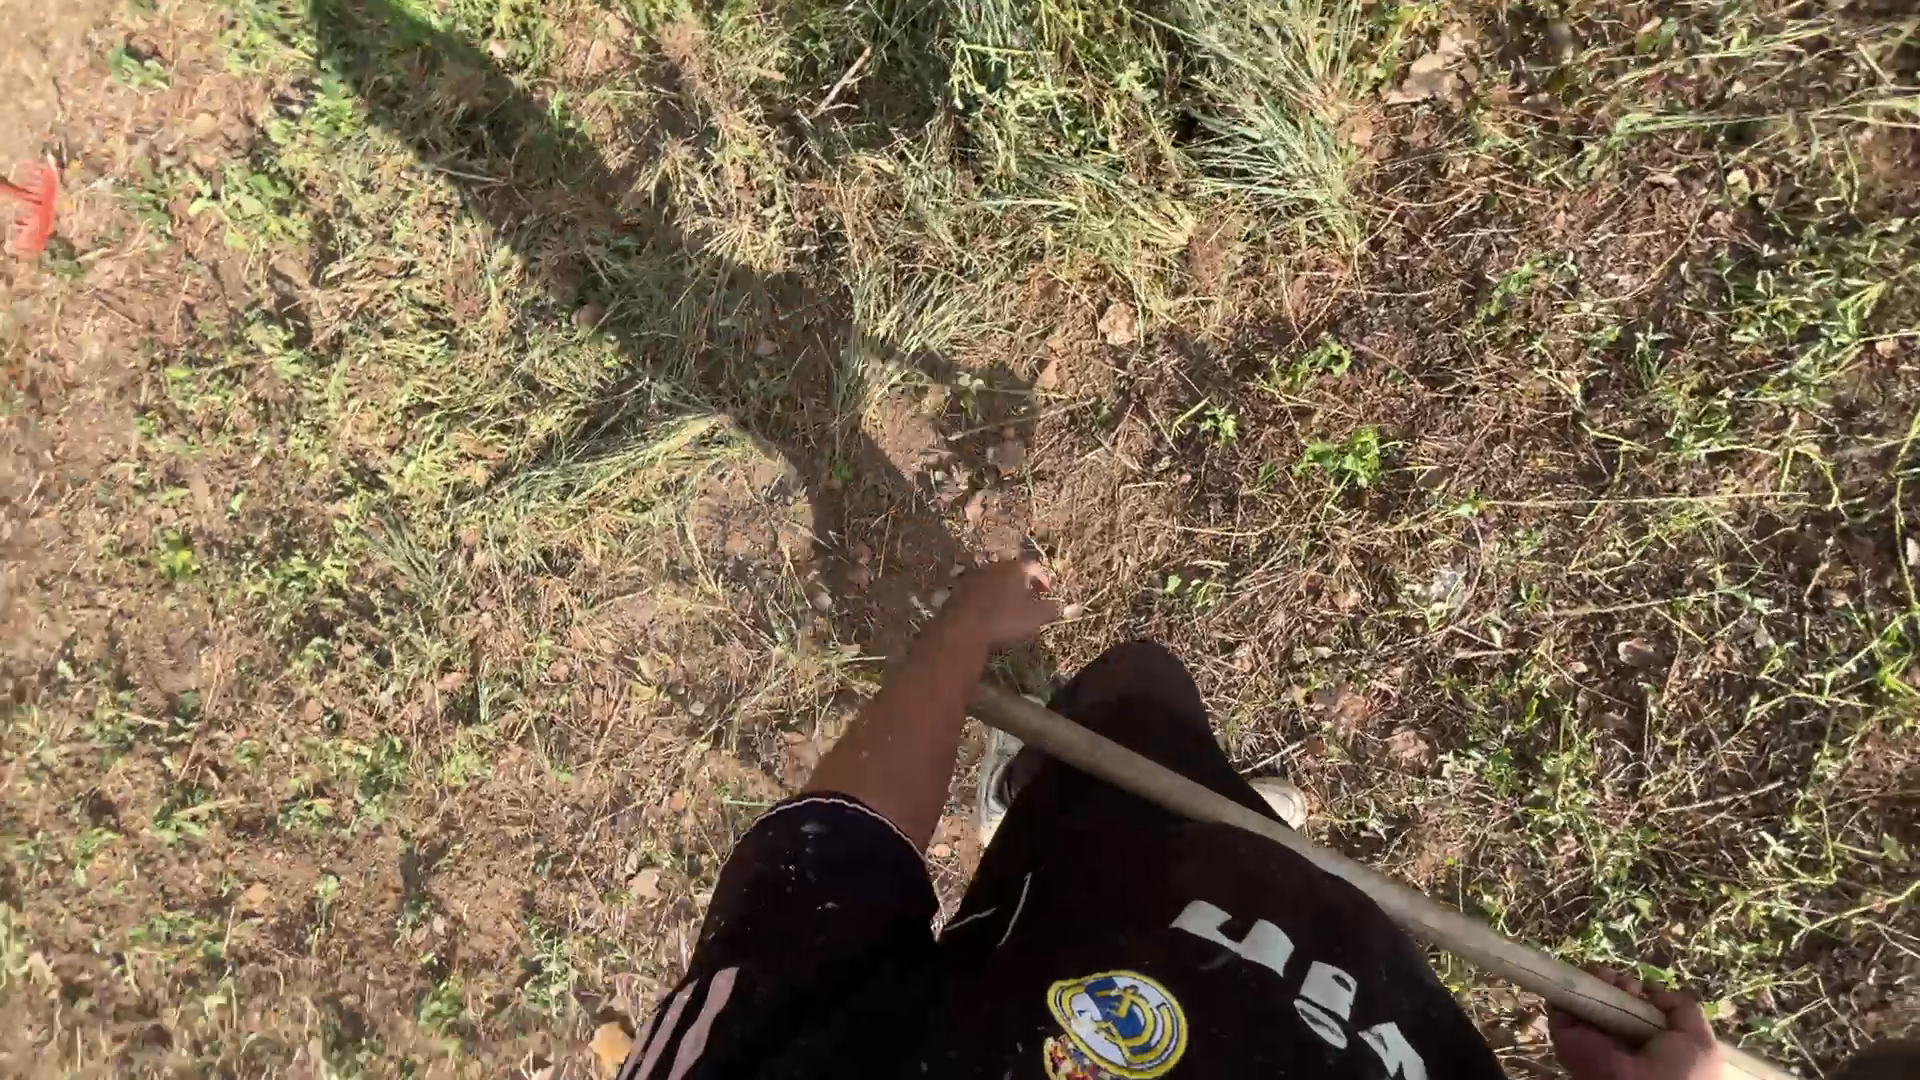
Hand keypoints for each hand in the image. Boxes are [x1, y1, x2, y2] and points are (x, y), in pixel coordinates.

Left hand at [938, 558, 1060, 647]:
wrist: (962, 627)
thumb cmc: (1003, 620)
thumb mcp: (1033, 618)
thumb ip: (1050, 610)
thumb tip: (1060, 606)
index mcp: (1015, 569)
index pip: (1034, 567)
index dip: (1043, 580)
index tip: (1046, 593)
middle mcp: (994, 566)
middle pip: (1013, 571)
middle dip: (1023, 583)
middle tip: (1028, 599)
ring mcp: (975, 575)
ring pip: (995, 579)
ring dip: (1003, 590)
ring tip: (1008, 606)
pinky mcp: (960, 588)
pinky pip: (979, 589)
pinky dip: (987, 597)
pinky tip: (988, 612)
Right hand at [1550, 968, 1719, 1079]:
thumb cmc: (1678, 1071)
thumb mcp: (1700, 1044)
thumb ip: (1685, 1012)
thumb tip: (1654, 988)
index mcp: (1648, 1046)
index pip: (1637, 1012)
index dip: (1640, 995)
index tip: (1644, 987)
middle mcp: (1618, 1039)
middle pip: (1610, 1001)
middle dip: (1617, 984)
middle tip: (1623, 980)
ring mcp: (1589, 1035)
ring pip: (1585, 999)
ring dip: (1594, 982)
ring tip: (1607, 976)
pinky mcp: (1564, 1031)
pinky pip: (1560, 1004)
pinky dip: (1568, 988)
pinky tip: (1586, 980)